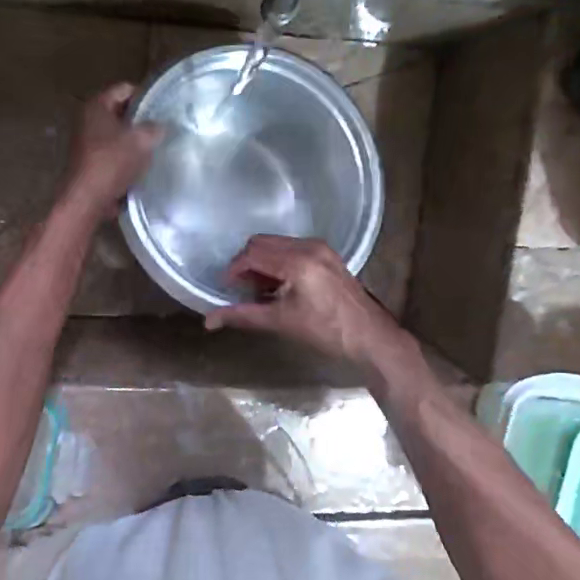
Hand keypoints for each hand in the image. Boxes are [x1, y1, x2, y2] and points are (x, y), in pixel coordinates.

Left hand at [62, 83, 162, 216]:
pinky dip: (125, 158)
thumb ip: (155, 128)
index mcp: (96, 106)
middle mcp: (87, 120)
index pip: (125, 89)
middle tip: (162, 128)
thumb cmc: (112, 162)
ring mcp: (85, 143)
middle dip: (141, 119)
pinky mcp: (89, 163)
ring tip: (155, 148)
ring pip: (117, 135)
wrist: (87, 199)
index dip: (145, 96)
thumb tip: (161, 126)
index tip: (163, 108)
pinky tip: (142, 166)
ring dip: (134, 141)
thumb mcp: (142, 140)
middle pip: (120, 112)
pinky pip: (112, 154)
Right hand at [204, 235, 411, 367]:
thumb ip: (243, 316)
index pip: (252, 254)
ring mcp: (320, 248)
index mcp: (296, 261)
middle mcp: (308, 247)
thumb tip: (209, 321)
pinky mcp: (328, 255)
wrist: (370, 337)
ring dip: (263, 262)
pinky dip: (279, 261)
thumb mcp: (280, 322)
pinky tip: (280, 286)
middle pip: (262, 243)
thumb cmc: (325, 331)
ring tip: (261, 290)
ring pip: (277, 244)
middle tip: (242, 288)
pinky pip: (293, 248)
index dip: (234, 270)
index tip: (226, 287)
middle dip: (247, 263)